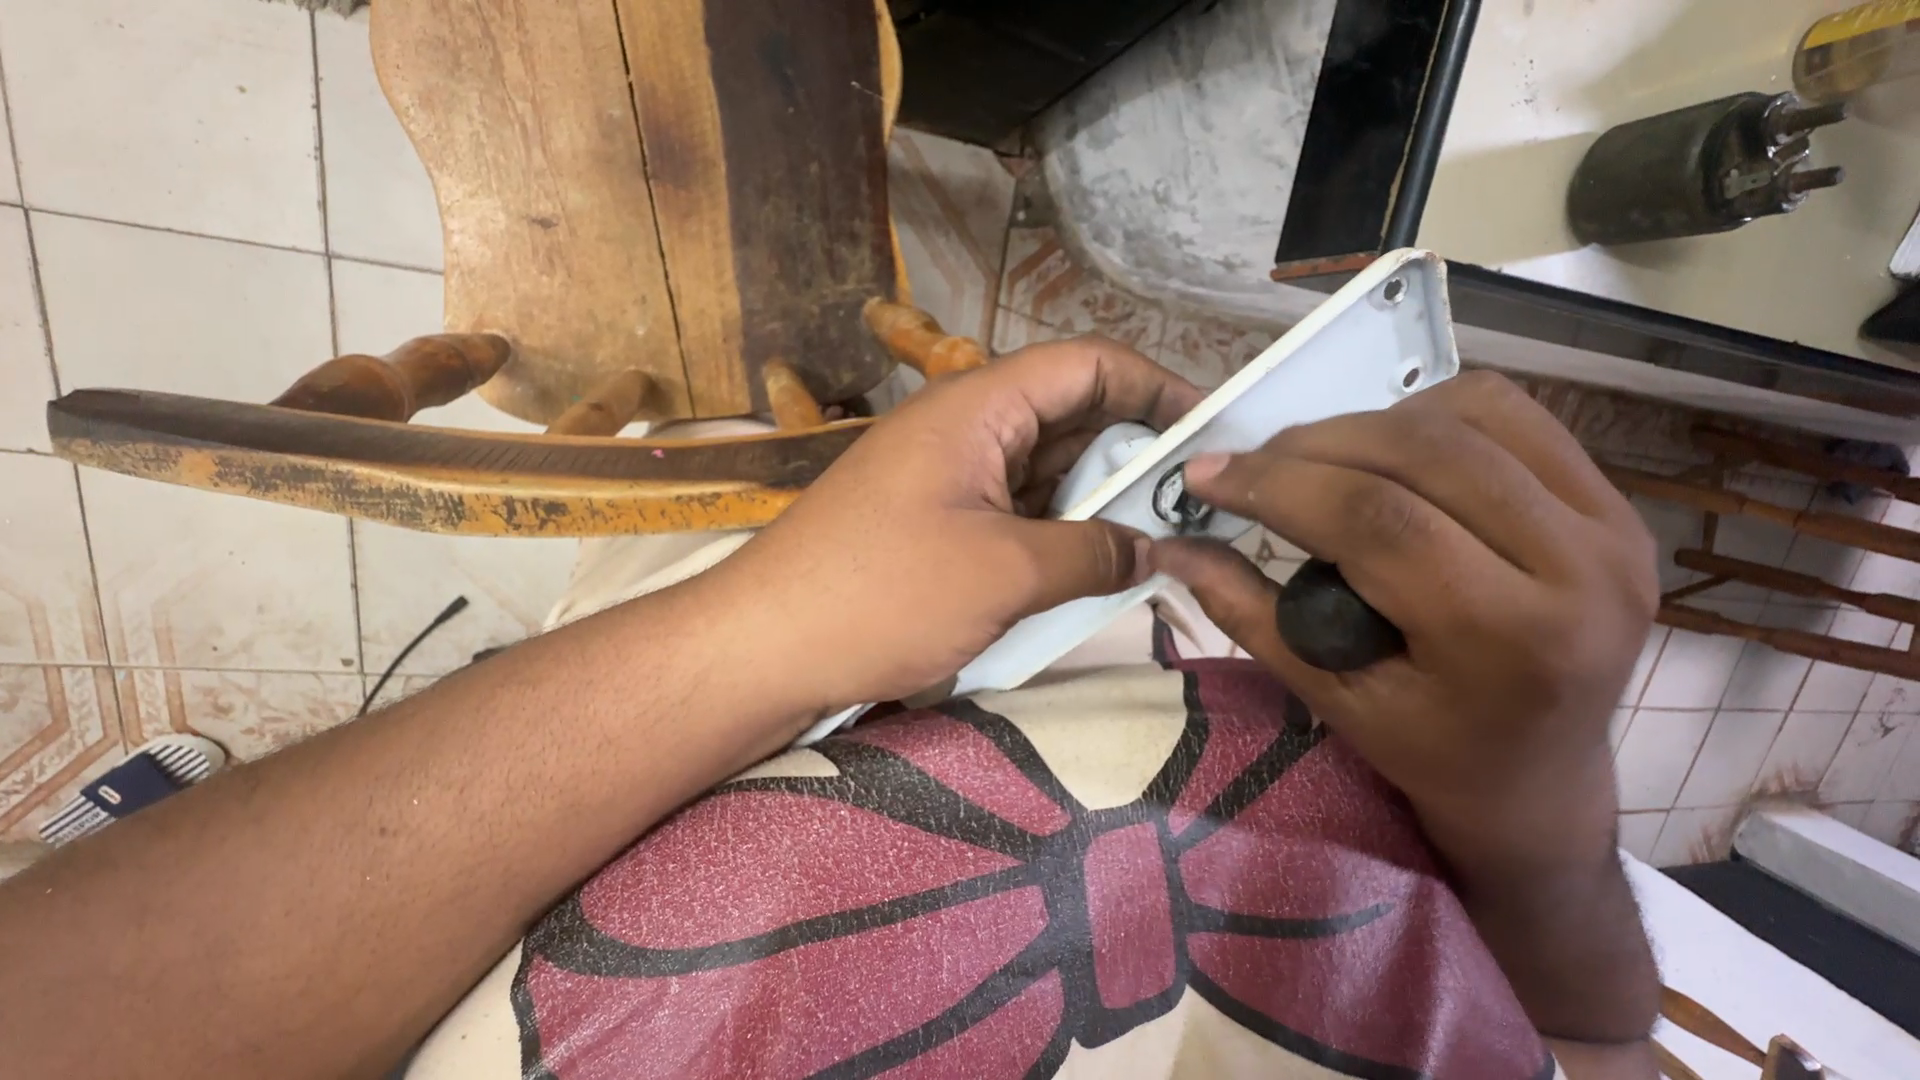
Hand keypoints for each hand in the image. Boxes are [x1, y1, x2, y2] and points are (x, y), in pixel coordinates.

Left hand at [708, 337, 1203, 715]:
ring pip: (1042, 468)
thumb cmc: (883, 594)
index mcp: (979, 406)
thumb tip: (1150, 549)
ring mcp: (944, 473)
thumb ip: (1092, 553)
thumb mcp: (1005, 573)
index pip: (1088, 364)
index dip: (1158, 387)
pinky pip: (1010, 508)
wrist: (764, 646)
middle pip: (1069, 416)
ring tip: (1152, 542)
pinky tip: (1086, 568)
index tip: (1211, 433)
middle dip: (1134, 455)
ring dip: (1094, 500)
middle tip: (1191, 506)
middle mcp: (963, 425)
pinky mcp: (931, 518)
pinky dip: (1052, 530)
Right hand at [1150, 371, 1657, 868]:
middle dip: (1310, 445)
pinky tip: (1387, 456)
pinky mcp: (1619, 502)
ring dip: (1368, 424)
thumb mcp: (1325, 695)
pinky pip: (1509, 414)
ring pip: (1467, 415)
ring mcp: (1614, 525)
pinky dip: (1428, 416)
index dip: (1277, 484)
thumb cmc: (1426, 750)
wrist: (1539, 775)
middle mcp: (1582, 568)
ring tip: (1314, 465)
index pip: (1376, 520)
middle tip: (1246, 465)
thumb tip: (1169, 544)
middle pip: (1421, 452)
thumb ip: (1245, 610)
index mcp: (1508, 638)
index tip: (1206, 477)